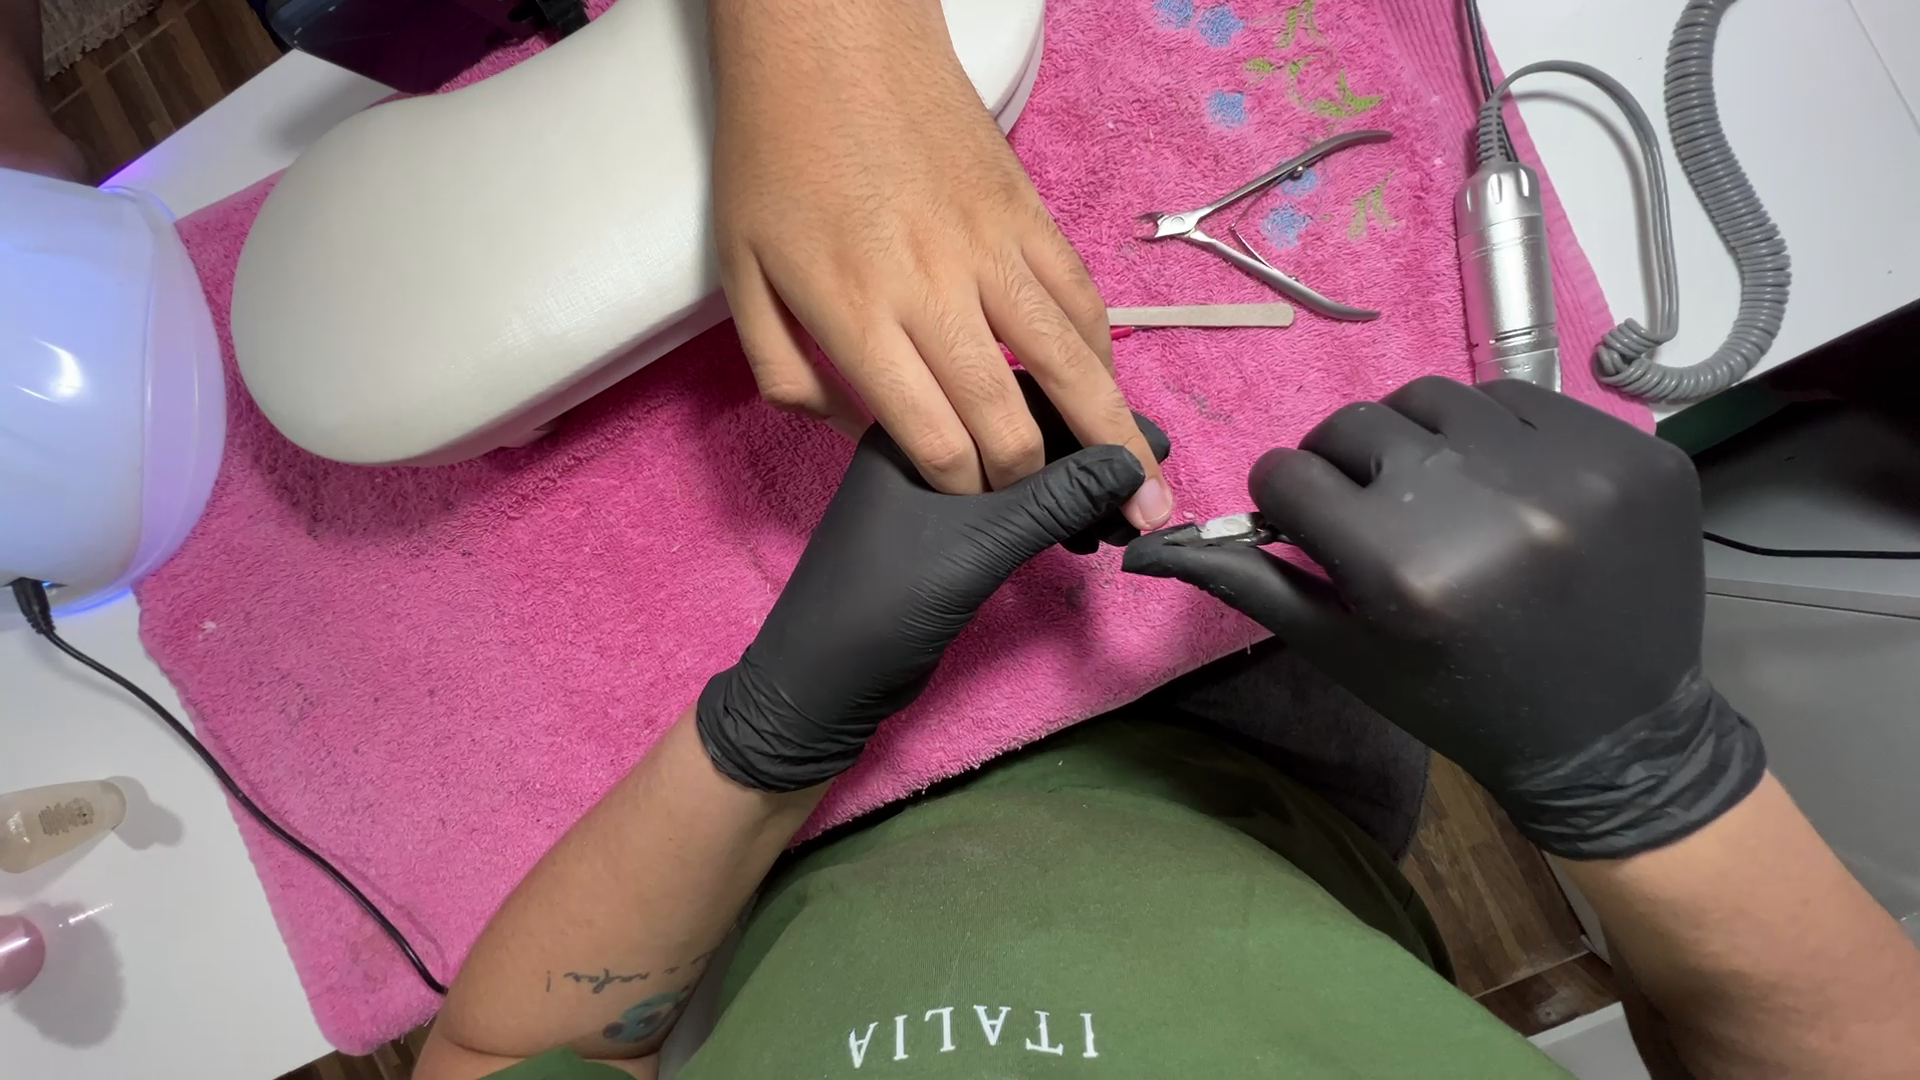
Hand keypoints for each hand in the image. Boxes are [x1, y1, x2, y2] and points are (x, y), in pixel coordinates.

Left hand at [697, 418, 1150, 791]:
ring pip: (1024, 475)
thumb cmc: (885, 603)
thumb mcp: (976, 546)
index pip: (1021, 399)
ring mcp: (935, 491)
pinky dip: (1052, 520)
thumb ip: (1053, 499)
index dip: (1094, 421)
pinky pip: (1011, 509)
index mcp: (919, 427)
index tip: (1154, 449)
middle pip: (1028, 434)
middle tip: (1150, 489)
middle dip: (1094, 461)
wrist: (821, 683)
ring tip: (1125, 520)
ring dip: (1077, 495)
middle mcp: (927, 447)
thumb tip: (1133, 464)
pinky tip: (1083, 537)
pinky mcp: (943, 531)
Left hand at [709, 0, 1172, 530]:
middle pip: (1011, 423)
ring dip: (1113, 438)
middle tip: (1067, 521)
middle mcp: (938, 293)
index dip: (963, 494)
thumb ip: (784, 374)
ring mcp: (995, 250)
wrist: (831, 33)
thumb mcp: (740, 275)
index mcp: (861, 317)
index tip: (973, 511)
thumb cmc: (776, 155)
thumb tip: (849, 431)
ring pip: (1073, 366)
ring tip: (1147, 487)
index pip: (938, 441)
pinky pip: (1084, 301)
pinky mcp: (1029, 214)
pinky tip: (1107, 390)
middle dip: (1039, 488)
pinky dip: (1101, 357)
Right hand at [1125, 376, 1765, 858]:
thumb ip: (1245, 580)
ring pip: (1430, 396)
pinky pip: (1517, 398)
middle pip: (1351, 423)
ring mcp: (1568, 470)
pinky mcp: (1629, 451)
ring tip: (1430, 491)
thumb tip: (1148, 546)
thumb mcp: (1335, 647)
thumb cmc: (1444, 695)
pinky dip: (1487, 432)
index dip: (1282, 501)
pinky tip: (1499, 485)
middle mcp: (1480, 505)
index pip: (1284, 475)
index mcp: (1397, 567)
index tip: (1307, 527)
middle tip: (1363, 507)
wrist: (1606, 731)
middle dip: (1338, 462)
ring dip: (1409, 438)